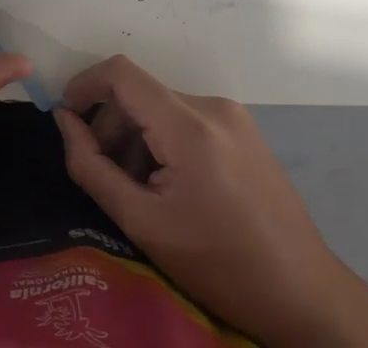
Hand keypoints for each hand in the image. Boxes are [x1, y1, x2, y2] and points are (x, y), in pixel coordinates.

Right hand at [54, 56, 367, 347]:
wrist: (304, 295)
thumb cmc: (219, 264)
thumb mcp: (142, 222)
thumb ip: (92, 166)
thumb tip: (63, 121)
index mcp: (189, 126)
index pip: (121, 73)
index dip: (83, 85)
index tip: (65, 118)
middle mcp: (213, 107)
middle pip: (140, 94)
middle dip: (110, 127)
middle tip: (105, 176)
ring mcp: (233, 117)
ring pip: (161, 108)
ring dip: (136, 139)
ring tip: (140, 191)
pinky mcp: (243, 131)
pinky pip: (186, 120)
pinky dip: (163, 143)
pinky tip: (169, 188)